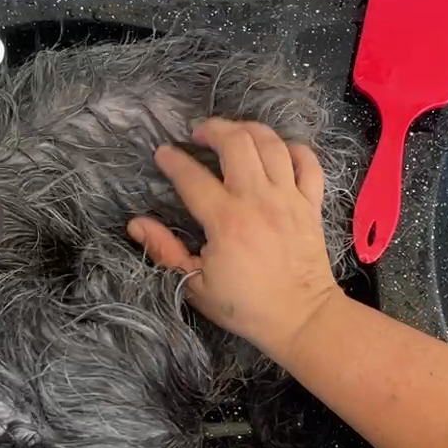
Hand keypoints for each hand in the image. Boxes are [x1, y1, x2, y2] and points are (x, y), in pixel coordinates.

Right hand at [130, 118, 345, 360]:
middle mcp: (258, 200)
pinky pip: (308, 162)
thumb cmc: (246, 307)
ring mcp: (289, 199)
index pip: (192, 177)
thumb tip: (137, 224)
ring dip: (249, 130)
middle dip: (213, 129)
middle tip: (198, 135)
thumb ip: (165, 251)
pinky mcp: (311, 205)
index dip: (173, 161)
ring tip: (233, 134)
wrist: (302, 318)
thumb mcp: (195, 287)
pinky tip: (277, 153)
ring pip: (271, 143)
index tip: (163, 155)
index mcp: (226, 221)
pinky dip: (293, 149)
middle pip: (236, 142)